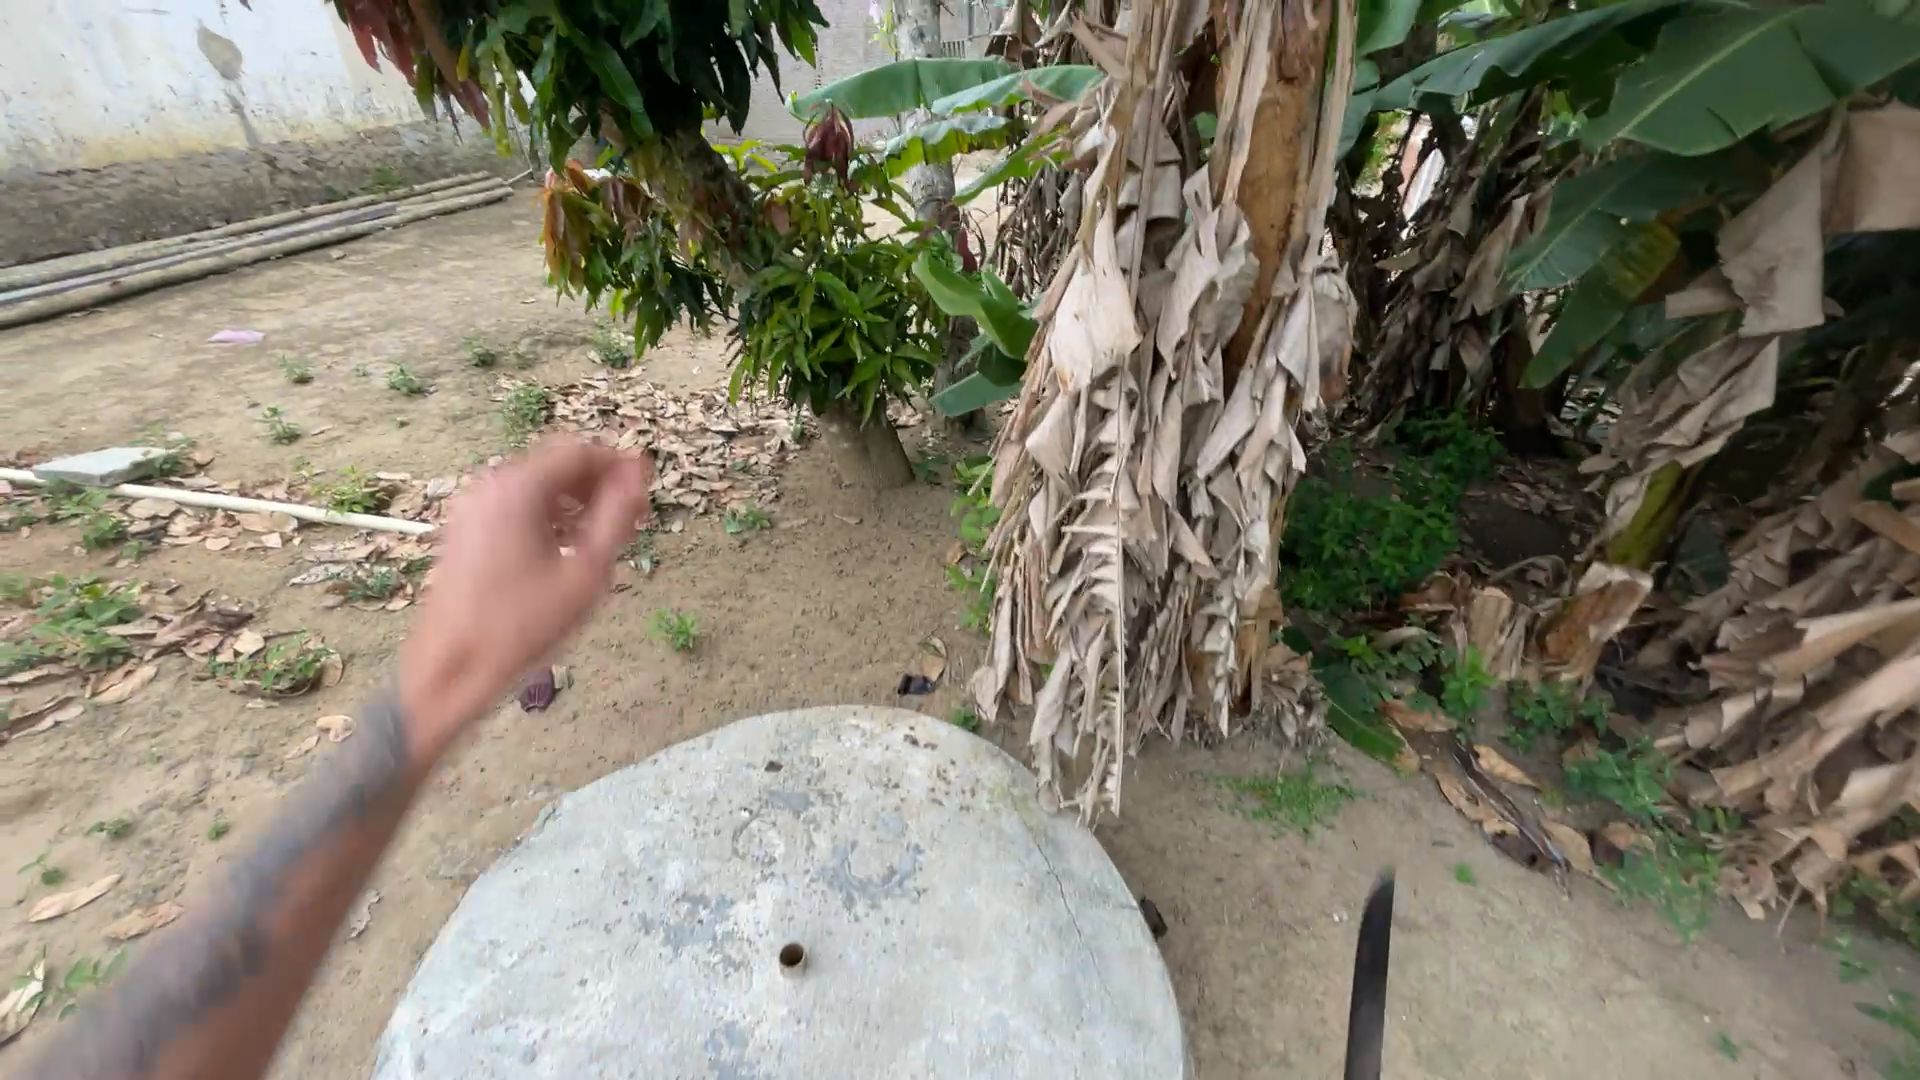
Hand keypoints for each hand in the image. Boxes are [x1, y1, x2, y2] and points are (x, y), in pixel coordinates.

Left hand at [399, 438, 652, 755]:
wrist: (452, 668)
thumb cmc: (525, 623)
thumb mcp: (587, 569)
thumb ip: (617, 516)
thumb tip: (638, 476)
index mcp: (518, 489)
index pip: (580, 451)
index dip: (619, 463)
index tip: (648, 484)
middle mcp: (490, 487)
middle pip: (558, 464)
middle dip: (600, 483)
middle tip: (635, 515)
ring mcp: (473, 508)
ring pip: (539, 485)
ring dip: (579, 499)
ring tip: (610, 535)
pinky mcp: (467, 530)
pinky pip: (519, 505)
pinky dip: (552, 513)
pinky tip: (572, 546)